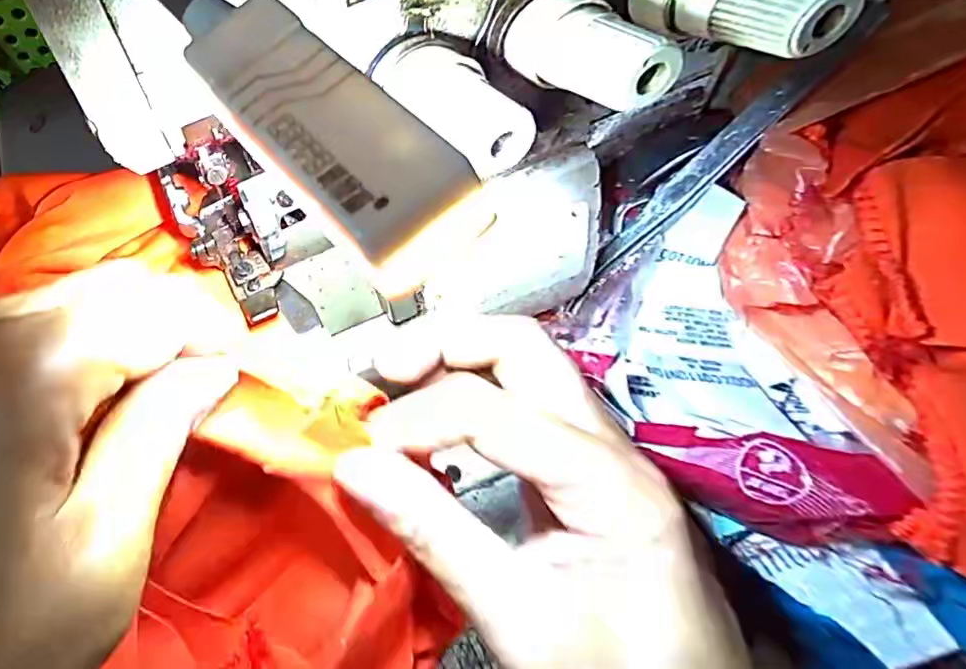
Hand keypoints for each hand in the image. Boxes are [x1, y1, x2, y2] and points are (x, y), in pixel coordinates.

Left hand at [0, 263, 242, 668]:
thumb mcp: (97, 556)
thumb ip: (160, 435)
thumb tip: (208, 369)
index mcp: (27, 365)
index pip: (156, 307)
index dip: (213, 331)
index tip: (243, 369)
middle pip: (115, 287)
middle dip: (173, 323)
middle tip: (205, 382)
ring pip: (74, 296)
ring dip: (127, 331)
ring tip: (151, 395)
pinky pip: (28, 322)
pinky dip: (78, 342)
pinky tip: (84, 399)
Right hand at [335, 316, 747, 668]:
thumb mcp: (521, 621)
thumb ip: (436, 536)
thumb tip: (355, 467)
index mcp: (609, 482)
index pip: (492, 411)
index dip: (419, 419)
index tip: (367, 449)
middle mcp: (610, 444)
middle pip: (522, 347)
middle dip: (446, 344)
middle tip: (387, 368)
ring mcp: (601, 446)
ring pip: (524, 358)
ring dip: (458, 356)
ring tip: (401, 378)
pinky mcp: (583, 460)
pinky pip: (523, 394)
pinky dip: (471, 386)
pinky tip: (437, 413)